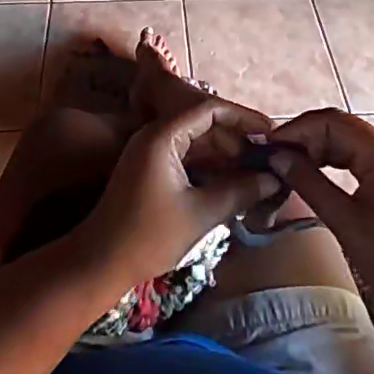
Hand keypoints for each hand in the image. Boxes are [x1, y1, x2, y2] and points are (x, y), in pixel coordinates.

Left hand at [83, 99, 281, 282]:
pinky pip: (187, 156)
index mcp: (163, 136)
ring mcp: (151, 152)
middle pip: (204, 123)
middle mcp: (155, 135)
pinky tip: (233, 181)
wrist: (99, 263)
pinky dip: (210, 166)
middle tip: (268, 157)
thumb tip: (274, 179)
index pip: (209, 109)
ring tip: (256, 171)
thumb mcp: (202, 212)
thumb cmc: (149, 236)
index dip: (243, 117)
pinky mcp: (151, 169)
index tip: (270, 132)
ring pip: (197, 142)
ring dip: (226, 154)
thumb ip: (240, 190)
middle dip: (237, 139)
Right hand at [268, 109, 373, 321]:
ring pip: (349, 141)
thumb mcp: (346, 222)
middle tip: (274, 159)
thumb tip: (278, 158)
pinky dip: (334, 161)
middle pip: (341, 126)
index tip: (268, 148)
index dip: (297, 129)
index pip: (332, 122)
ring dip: (318, 148)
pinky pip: (359, 157)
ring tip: (289, 168)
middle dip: (305, 137)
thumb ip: (310, 184)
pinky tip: (315, 175)